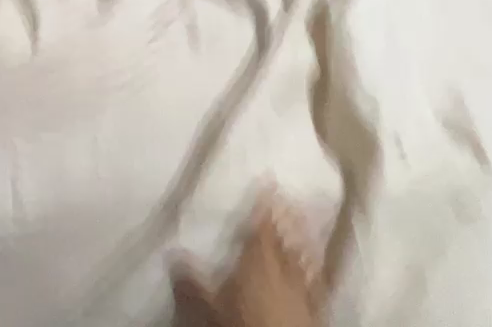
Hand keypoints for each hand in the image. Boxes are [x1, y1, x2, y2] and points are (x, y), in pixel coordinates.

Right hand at [172, 190, 326, 326]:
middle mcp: (282, 267)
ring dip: (304, 233)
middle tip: (290, 192)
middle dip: (286, 214)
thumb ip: (194, 280)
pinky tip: (319, 259)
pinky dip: (317, 264)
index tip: (269, 179)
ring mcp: (303, 286)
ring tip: (306, 216)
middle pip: (285, 235)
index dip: (264, 202)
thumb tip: (172, 253)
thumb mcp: (211, 306)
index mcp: (257, 261)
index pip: (261, 226)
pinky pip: (317, 278)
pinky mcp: (315, 306)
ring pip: (303, 253)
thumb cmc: (243, 324)